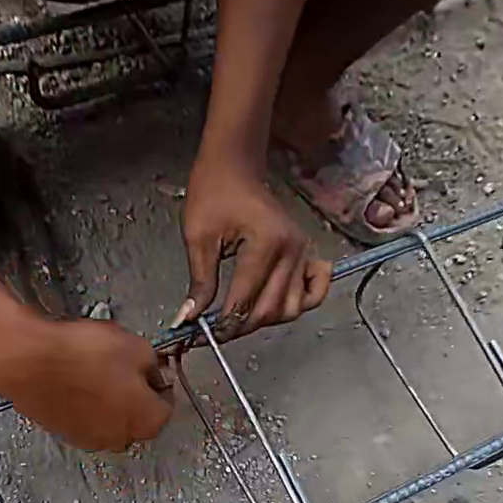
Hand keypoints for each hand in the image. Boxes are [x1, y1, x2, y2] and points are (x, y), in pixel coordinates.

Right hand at [0, 317, 172, 451]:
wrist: (27, 361)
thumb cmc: (82, 355)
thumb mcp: (136, 346)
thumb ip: (153, 362)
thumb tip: (152, 369)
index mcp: (147, 421)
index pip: (166, 406)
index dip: (160, 383)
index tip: (153, 371)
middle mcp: (121, 438)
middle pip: (138, 417)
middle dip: (135, 395)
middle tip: (123, 369)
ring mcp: (90, 439)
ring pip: (110, 419)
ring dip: (108, 400)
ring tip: (95, 371)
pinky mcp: (64, 433)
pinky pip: (84, 418)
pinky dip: (84, 403)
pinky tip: (75, 379)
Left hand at [178, 153, 331, 338]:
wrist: (235, 166)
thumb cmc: (214, 192)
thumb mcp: (198, 237)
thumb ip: (199, 282)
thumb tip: (188, 318)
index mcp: (266, 242)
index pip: (245, 299)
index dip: (223, 324)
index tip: (203, 336)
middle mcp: (292, 250)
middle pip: (270, 310)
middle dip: (242, 327)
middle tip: (217, 333)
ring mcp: (303, 253)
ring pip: (292, 308)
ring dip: (266, 321)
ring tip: (241, 318)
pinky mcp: (306, 255)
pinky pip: (313, 292)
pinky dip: (301, 305)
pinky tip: (278, 305)